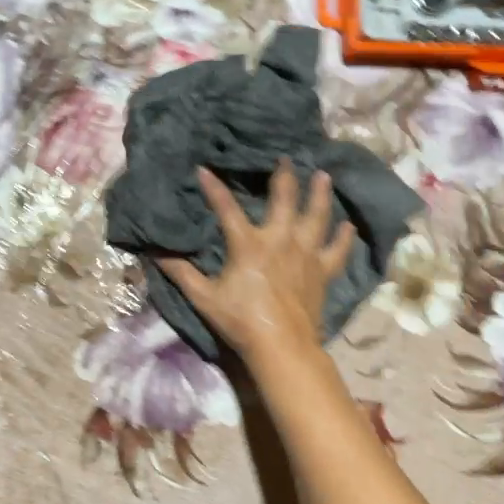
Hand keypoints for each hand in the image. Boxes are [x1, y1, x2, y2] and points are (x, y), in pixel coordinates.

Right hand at [157, 162, 354, 358]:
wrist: (280, 345)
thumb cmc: (240, 320)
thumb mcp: (203, 297)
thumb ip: (181, 273)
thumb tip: (156, 254)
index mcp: (248, 244)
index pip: (227, 209)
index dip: (214, 189)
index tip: (204, 170)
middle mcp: (280, 240)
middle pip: (285, 200)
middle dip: (284, 177)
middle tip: (286, 159)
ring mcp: (306, 254)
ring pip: (317, 216)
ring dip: (319, 194)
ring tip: (323, 176)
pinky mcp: (323, 272)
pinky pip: (336, 249)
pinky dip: (342, 237)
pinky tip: (347, 225)